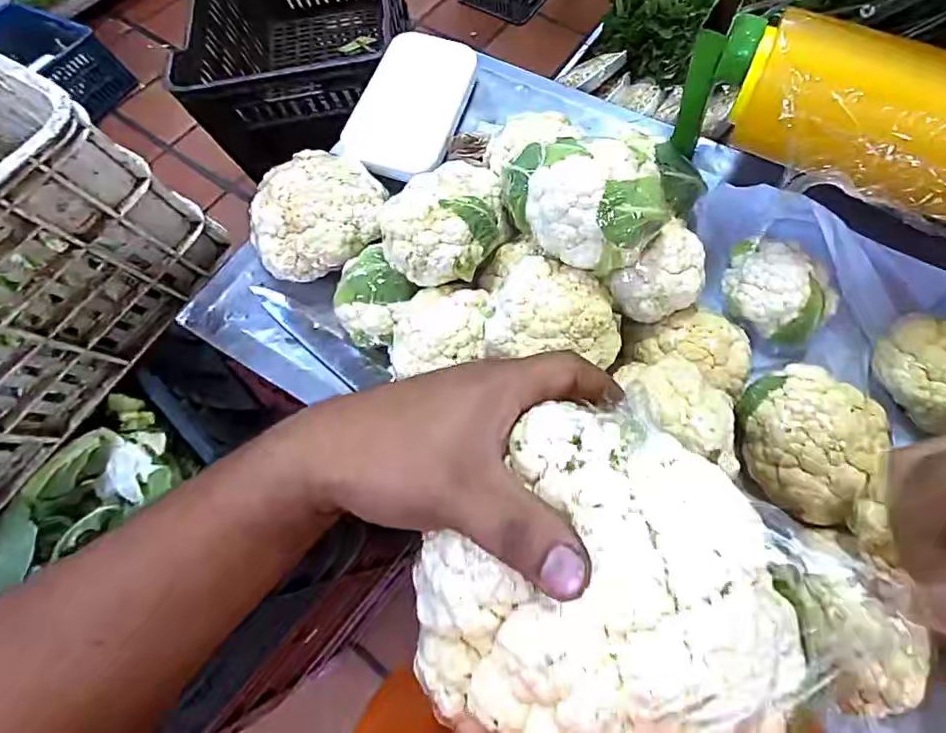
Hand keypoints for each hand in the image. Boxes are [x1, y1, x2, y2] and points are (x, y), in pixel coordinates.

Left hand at [273, 354, 619, 601]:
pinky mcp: (436, 420)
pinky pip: (491, 425)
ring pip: (516, 407)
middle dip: (578, 414)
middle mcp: (484, 380)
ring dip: (543, 432)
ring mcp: (457, 398)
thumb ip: (522, 532)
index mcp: (503, 382)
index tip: (627, 415)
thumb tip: (582, 577)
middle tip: (603, 454)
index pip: (568, 367)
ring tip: (563, 475)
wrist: (319, 455)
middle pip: (545, 386)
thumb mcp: (466, 497)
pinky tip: (506, 483)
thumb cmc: (400, 457)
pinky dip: (511, 446)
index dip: (601, 385)